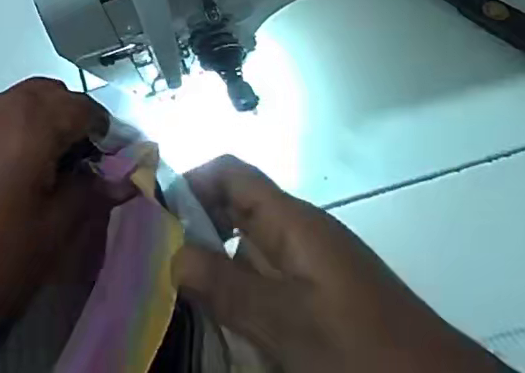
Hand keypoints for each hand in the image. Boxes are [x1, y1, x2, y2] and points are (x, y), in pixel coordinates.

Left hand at [0, 79, 111, 372]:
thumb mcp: (50, 236)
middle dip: (68, 118)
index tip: (113, 158)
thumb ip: (89, 195)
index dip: (104, 129)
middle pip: (44, 93)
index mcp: (27, 122)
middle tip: (78, 163)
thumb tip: (118, 177)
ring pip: (9, 103)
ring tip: (35, 173)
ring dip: (32, 124)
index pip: (81, 105)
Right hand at [174, 156, 500, 372]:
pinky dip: (241, 306)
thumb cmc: (368, 351)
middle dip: (194, 237)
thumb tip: (171, 256)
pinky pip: (266, 290)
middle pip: (232, 214)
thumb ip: (229, 288)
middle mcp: (297, 235)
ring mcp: (310, 272)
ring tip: (179, 306)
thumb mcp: (291, 323)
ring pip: (245, 257)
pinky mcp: (321, 306)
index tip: (156, 217)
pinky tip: (223, 337)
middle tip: (155, 270)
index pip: (230, 173)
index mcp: (292, 221)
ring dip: (215, 278)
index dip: (191, 181)